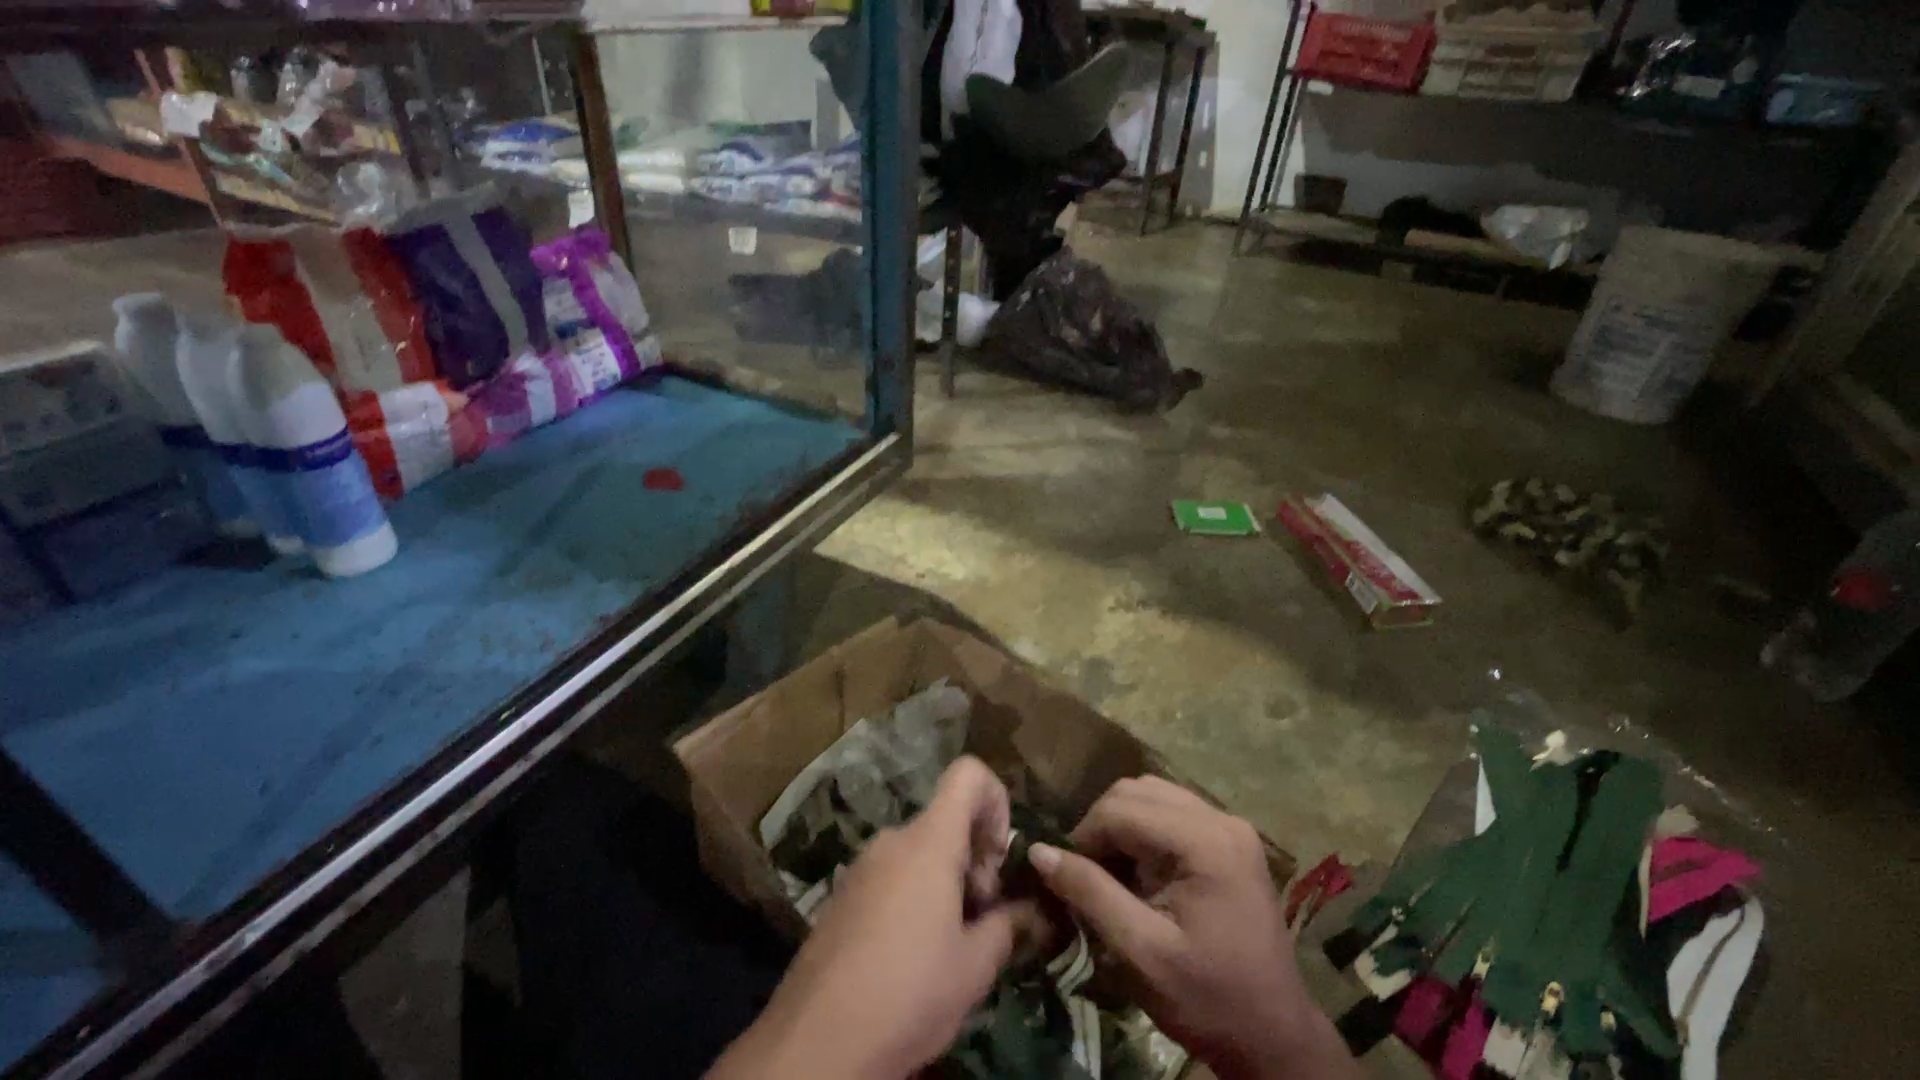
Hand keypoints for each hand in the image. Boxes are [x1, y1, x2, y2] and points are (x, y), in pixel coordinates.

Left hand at [708, 756, 1026, 1079]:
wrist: (816, 1043)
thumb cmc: (908, 993)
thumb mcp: (974, 966)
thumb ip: (1009, 926)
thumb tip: (1034, 911)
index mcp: (927, 842)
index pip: (968, 775)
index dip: (997, 802)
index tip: (999, 861)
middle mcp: (891, 841)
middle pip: (947, 823)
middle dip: (976, 863)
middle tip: (982, 922)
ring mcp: (861, 869)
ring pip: (920, 855)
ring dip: (947, 887)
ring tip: (952, 948)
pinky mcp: (841, 899)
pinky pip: (892, 879)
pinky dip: (916, 900)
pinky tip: (914, 959)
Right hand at [1027, 776, 1360, 1079]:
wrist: (1273, 1035)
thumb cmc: (1207, 998)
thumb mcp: (1141, 952)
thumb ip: (1090, 894)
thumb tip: (1038, 850)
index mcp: (1205, 842)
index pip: (1120, 808)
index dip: (1083, 837)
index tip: (1065, 878)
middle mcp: (1221, 820)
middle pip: (1136, 791)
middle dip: (1100, 827)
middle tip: (1085, 876)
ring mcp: (1230, 828)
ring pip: (1152, 796)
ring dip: (1121, 827)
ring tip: (1110, 875)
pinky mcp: (1231, 843)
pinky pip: (1172, 814)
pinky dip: (1144, 834)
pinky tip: (1139, 875)